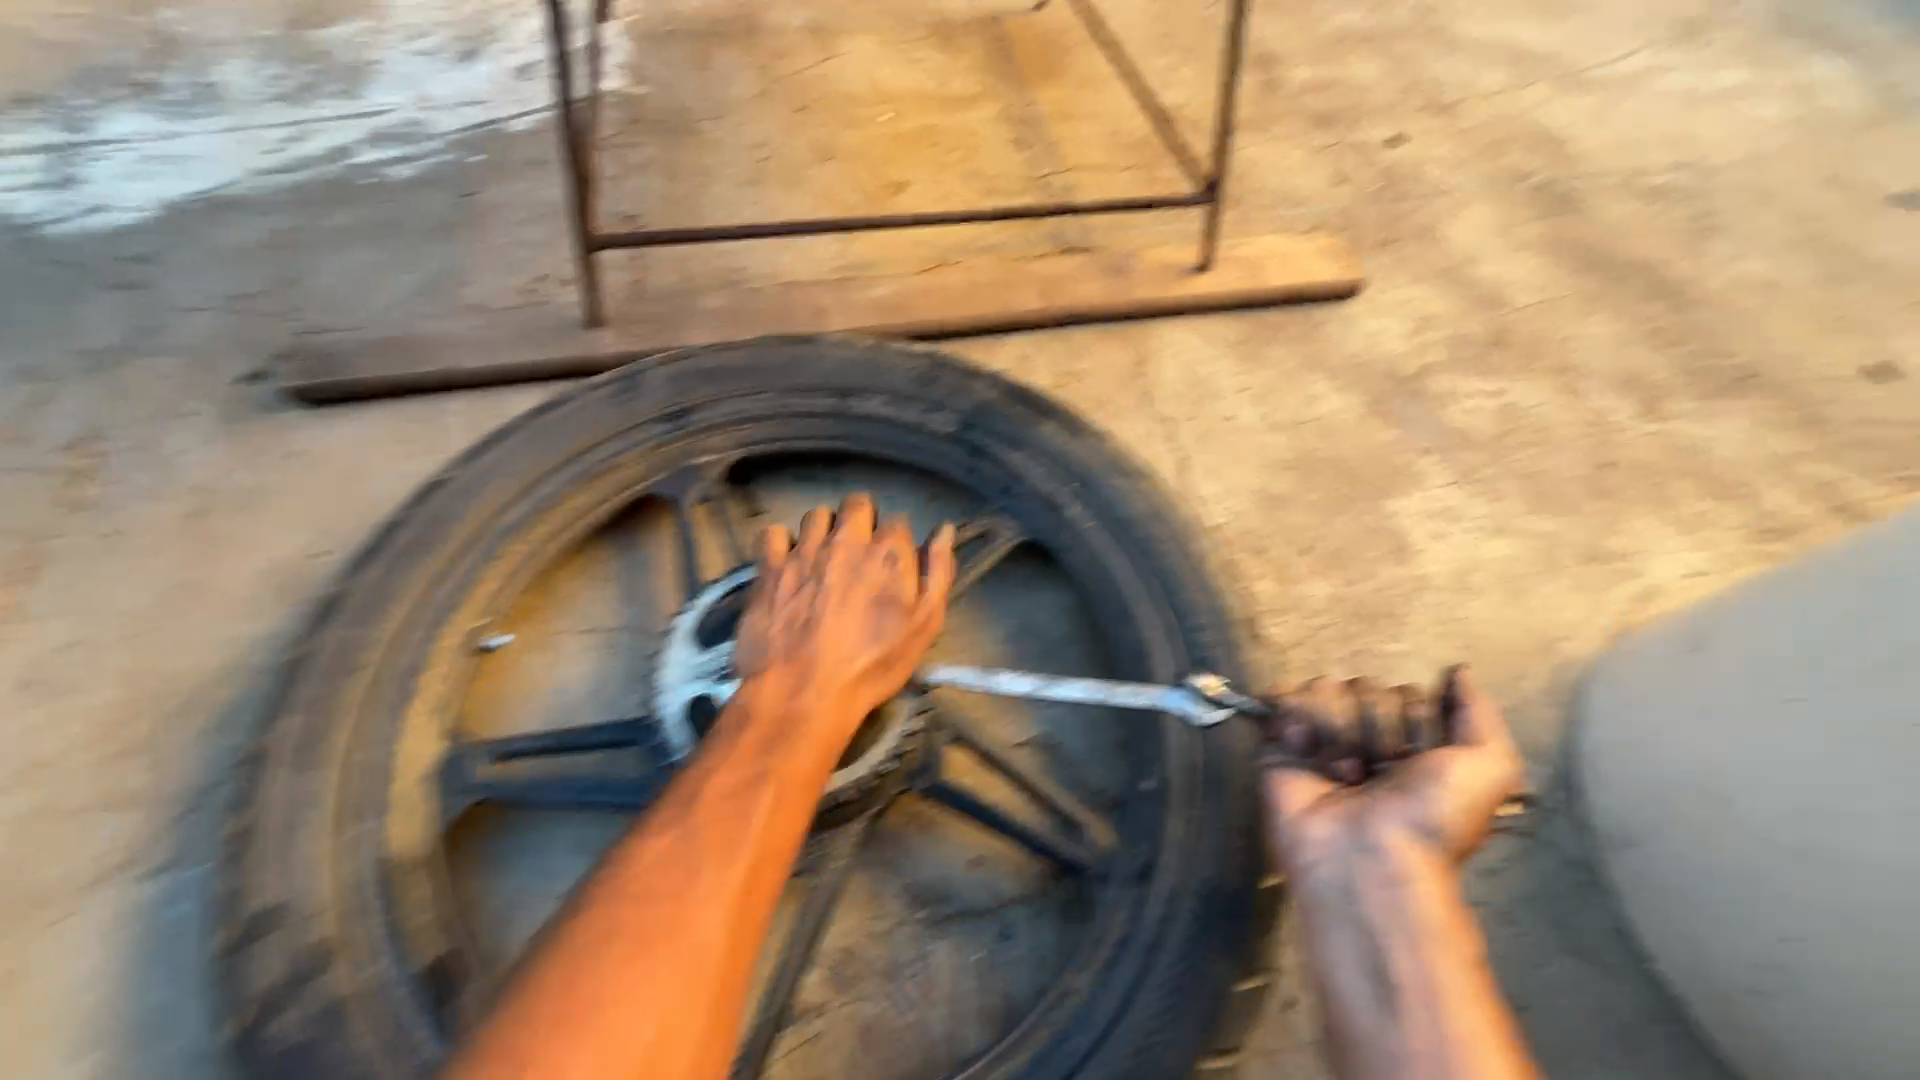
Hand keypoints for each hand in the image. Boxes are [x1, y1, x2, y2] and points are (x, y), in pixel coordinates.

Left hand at [734, 493, 955, 744]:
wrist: (803, 691)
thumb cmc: (873, 666)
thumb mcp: (924, 627)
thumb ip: (938, 573)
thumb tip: (945, 531)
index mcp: (888, 553)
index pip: (898, 520)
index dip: (896, 540)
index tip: (892, 562)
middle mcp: (846, 541)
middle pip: (857, 504)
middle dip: (862, 520)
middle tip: (859, 553)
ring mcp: (805, 550)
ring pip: (816, 514)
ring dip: (824, 529)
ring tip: (823, 557)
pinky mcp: (769, 566)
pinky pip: (773, 533)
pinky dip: (780, 544)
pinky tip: (786, 563)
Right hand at [1259, 667, 1523, 875]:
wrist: (1368, 857)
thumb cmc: (1431, 818)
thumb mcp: (1490, 768)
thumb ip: (1480, 713)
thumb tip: (1458, 670)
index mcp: (1411, 744)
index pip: (1404, 692)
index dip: (1413, 722)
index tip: (1418, 762)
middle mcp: (1365, 738)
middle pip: (1364, 688)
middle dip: (1374, 727)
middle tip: (1378, 773)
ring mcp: (1320, 740)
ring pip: (1325, 689)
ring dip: (1337, 730)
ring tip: (1343, 774)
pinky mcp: (1279, 744)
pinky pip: (1286, 699)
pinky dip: (1295, 718)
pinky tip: (1304, 748)